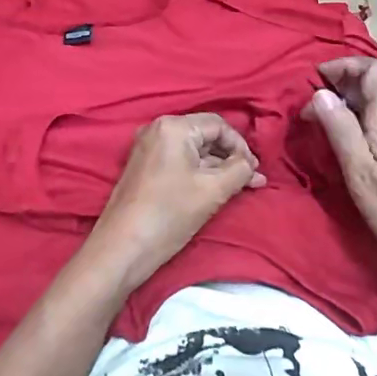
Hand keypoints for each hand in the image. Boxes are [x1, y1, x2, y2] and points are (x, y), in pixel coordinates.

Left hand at [91, 114, 266, 288]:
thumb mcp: (213, 190)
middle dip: (231, 158)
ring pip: (193, 151)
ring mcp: (147, 149)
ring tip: (240, 188)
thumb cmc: (169, 214)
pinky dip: (199, 174)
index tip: (255, 172)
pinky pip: (179, 162)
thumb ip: (240, 170)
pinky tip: (215, 189)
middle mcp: (157, 129)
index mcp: (173, 127)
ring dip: (217, 168)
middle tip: (252, 181)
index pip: (219, 125)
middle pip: (205, 136)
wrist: (121, 249)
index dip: (241, 147)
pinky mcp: (143, 168)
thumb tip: (250, 164)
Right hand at [303, 58, 376, 284]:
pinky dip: (361, 123)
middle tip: (311, 110)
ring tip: (323, 127)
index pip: (376, 69)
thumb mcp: (359, 172)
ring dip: (348, 106)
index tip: (318, 79)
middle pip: (375, 84)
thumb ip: (340, 129)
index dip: (347, 64)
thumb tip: (321, 93)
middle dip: (340, 85)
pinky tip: (350, 147)